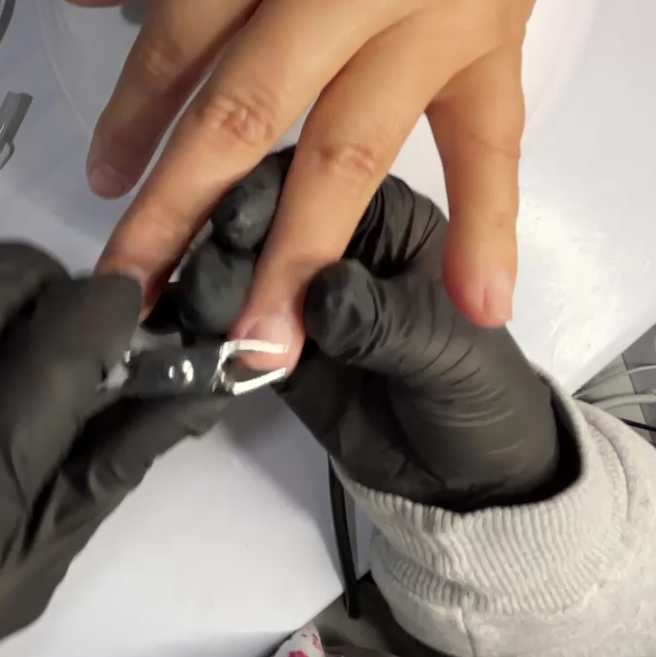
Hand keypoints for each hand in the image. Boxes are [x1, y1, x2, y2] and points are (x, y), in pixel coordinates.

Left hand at [60, 0, 612, 351]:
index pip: (176, 40)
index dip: (131, 119)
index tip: (102, 183)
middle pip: (244, 113)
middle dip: (183, 212)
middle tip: (138, 295)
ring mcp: (431, 20)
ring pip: (351, 150)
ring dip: (299, 254)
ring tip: (263, 343)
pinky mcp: (497, 42)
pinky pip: (492, 141)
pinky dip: (488, 223)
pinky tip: (474, 303)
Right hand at [167, 151, 564, 509]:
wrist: (452, 475)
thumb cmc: (473, 393)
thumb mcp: (445, 352)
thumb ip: (383, 321)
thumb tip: (320, 298)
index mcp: (379, 211)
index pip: (316, 181)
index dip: (267, 199)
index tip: (232, 230)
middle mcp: (323, 233)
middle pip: (253, 215)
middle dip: (222, 246)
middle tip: (207, 288)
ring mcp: (283, 284)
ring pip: (225, 263)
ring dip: (204, 287)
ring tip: (198, 321)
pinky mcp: (257, 333)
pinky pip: (217, 316)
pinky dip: (197, 325)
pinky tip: (182, 338)